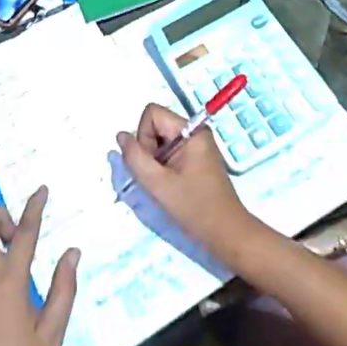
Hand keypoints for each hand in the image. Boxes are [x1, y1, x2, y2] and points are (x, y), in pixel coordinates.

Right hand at [117, 104, 270, 265]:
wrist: (225, 232)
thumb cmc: (194, 207)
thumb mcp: (158, 184)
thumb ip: (136, 158)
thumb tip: (121, 135)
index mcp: (191, 130)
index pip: (152, 113)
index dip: (143, 136)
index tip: (151, 163)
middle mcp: (194, 131)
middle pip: (156, 124)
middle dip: (148, 148)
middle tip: (157, 176)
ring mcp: (196, 144)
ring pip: (160, 139)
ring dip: (154, 159)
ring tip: (163, 183)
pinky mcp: (196, 157)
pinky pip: (169, 150)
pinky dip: (162, 165)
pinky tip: (169, 185)